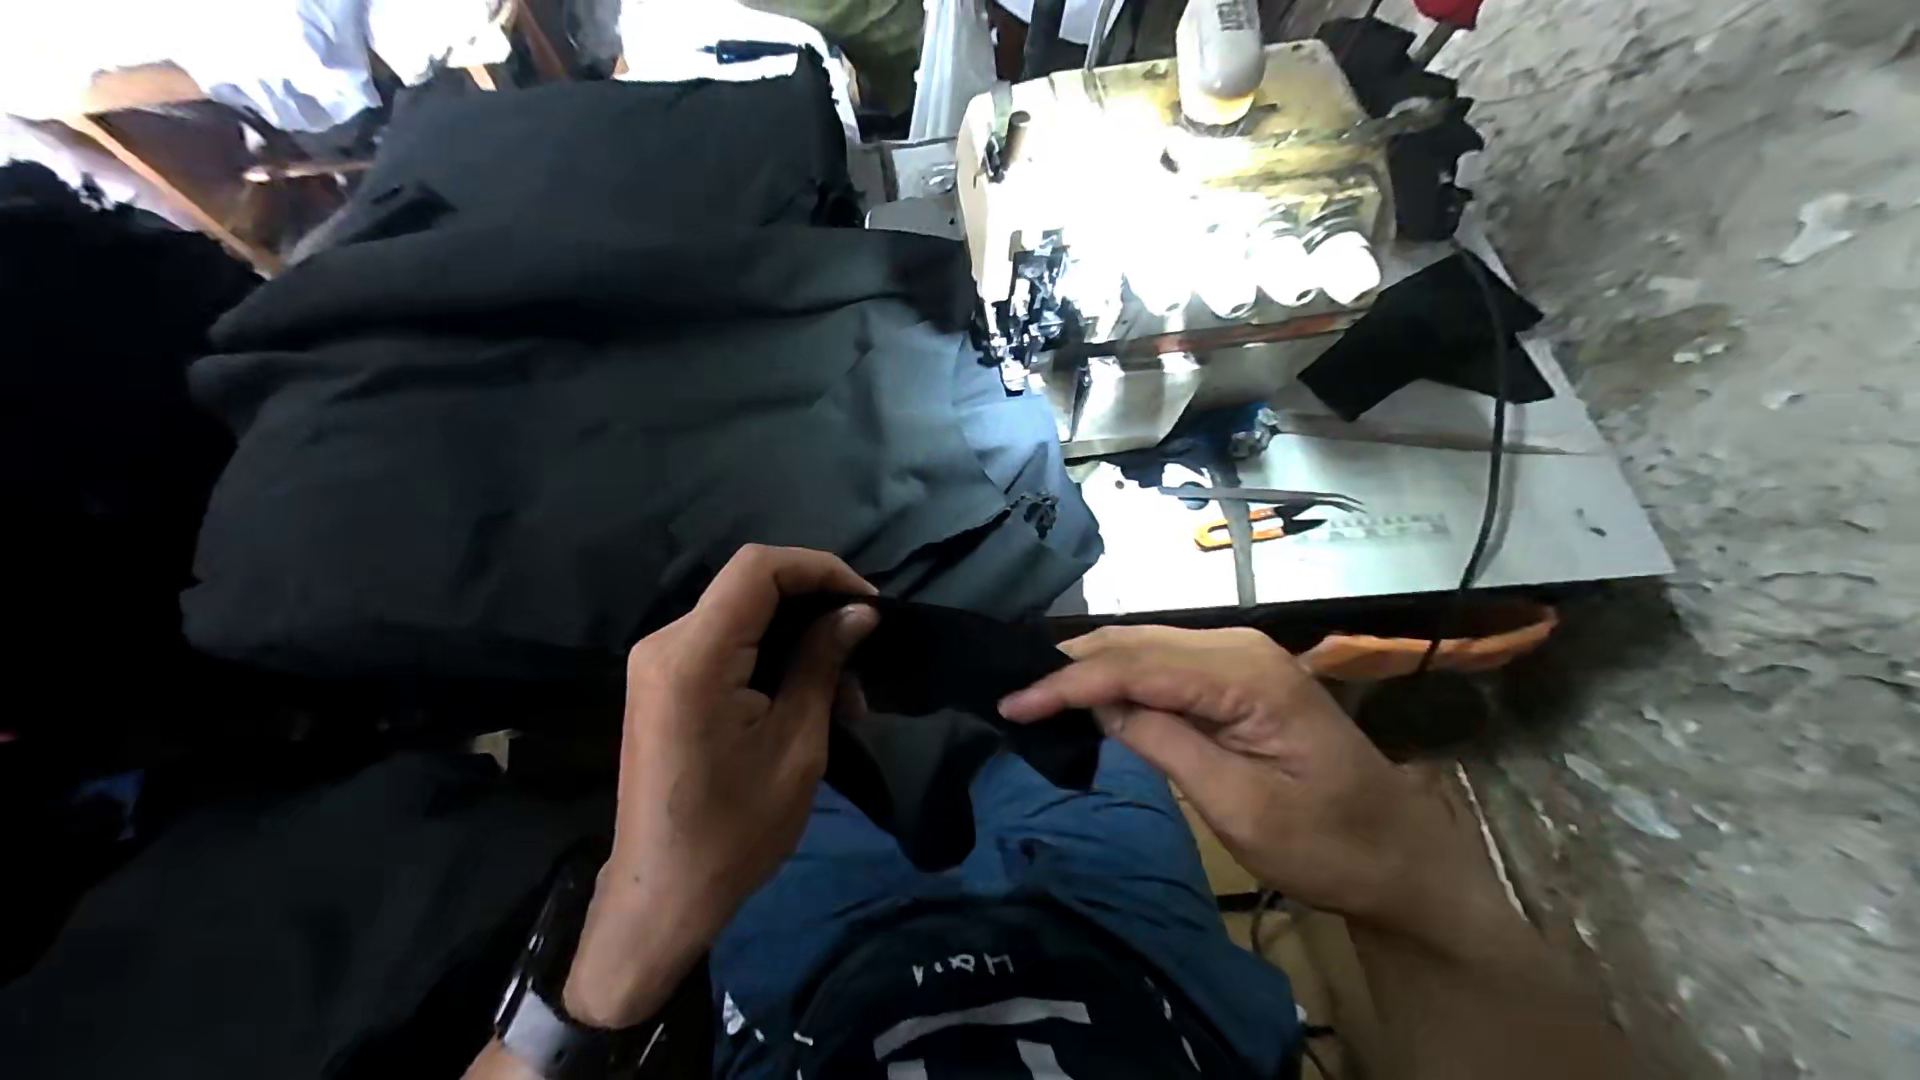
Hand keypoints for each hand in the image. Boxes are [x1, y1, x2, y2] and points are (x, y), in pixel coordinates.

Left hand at [563, 545, 877, 1028]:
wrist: (662, 897)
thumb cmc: (736, 829)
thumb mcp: (798, 742)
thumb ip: (823, 662)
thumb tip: (860, 610)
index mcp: (694, 657)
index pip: (758, 568)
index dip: (820, 569)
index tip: (867, 603)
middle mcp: (666, 643)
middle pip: (752, 587)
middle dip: (817, 610)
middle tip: (863, 656)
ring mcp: (659, 661)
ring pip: (745, 615)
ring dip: (801, 639)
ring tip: (846, 696)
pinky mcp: (665, 681)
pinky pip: (729, 643)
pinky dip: (774, 657)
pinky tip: (807, 697)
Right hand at [998, 626, 1511, 953]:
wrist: (1402, 857)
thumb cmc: (1329, 844)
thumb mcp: (1239, 806)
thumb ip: (1164, 743)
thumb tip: (1098, 704)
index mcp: (1245, 675)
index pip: (1135, 665)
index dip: (1068, 682)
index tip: (1014, 703)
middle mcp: (1238, 647)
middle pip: (1134, 643)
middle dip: (1071, 665)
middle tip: (1014, 691)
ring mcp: (1239, 655)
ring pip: (1143, 645)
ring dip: (1090, 666)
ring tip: (1038, 689)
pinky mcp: (1234, 672)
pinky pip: (1162, 662)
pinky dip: (1119, 674)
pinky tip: (1089, 689)